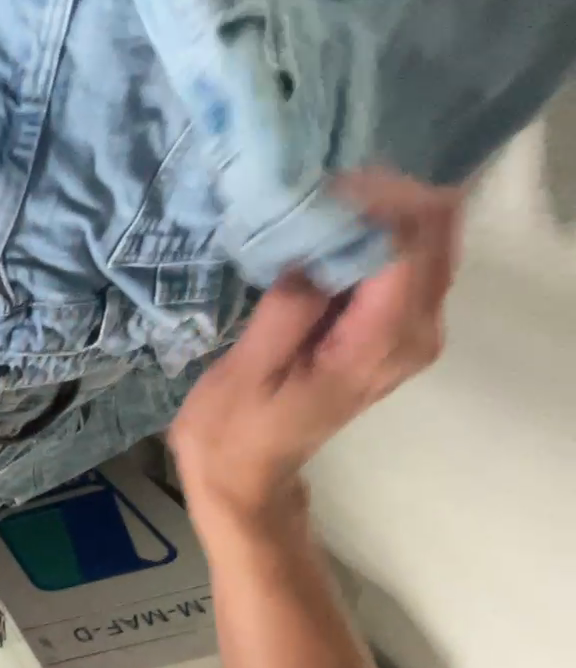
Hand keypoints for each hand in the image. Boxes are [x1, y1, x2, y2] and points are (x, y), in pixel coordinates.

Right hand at [170, 170, 463, 533]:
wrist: (243, 476)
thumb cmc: (232, 433)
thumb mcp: (245, 375)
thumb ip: (288, 311)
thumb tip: (311, 251)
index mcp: (381, 342)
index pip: (410, 241)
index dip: (372, 202)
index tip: (310, 190)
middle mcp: (417, 331)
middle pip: (436, 229)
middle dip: (382, 197)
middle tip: (310, 192)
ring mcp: (410, 330)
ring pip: (426, 239)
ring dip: (376, 213)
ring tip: (308, 210)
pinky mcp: (391, 329)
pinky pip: (402, 262)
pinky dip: (368, 238)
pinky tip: (318, 240)